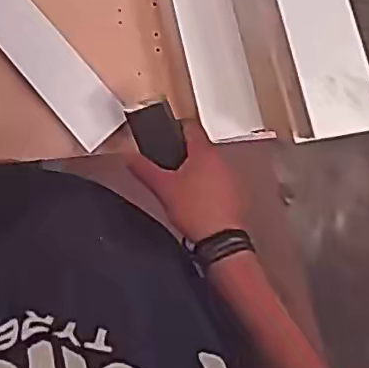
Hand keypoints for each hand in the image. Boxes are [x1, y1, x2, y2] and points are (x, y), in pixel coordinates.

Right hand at [125, 124, 246, 241]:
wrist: (221, 241)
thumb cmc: (196, 212)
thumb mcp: (162, 188)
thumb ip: (144, 169)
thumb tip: (131, 158)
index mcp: (203, 152)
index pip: (190, 126)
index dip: (176, 127)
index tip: (168, 133)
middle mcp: (221, 160)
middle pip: (200, 146)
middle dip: (184, 154)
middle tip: (170, 165)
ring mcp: (231, 177)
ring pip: (211, 165)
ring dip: (198, 170)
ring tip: (183, 186)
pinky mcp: (237, 194)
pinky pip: (220, 182)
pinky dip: (210, 187)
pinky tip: (198, 200)